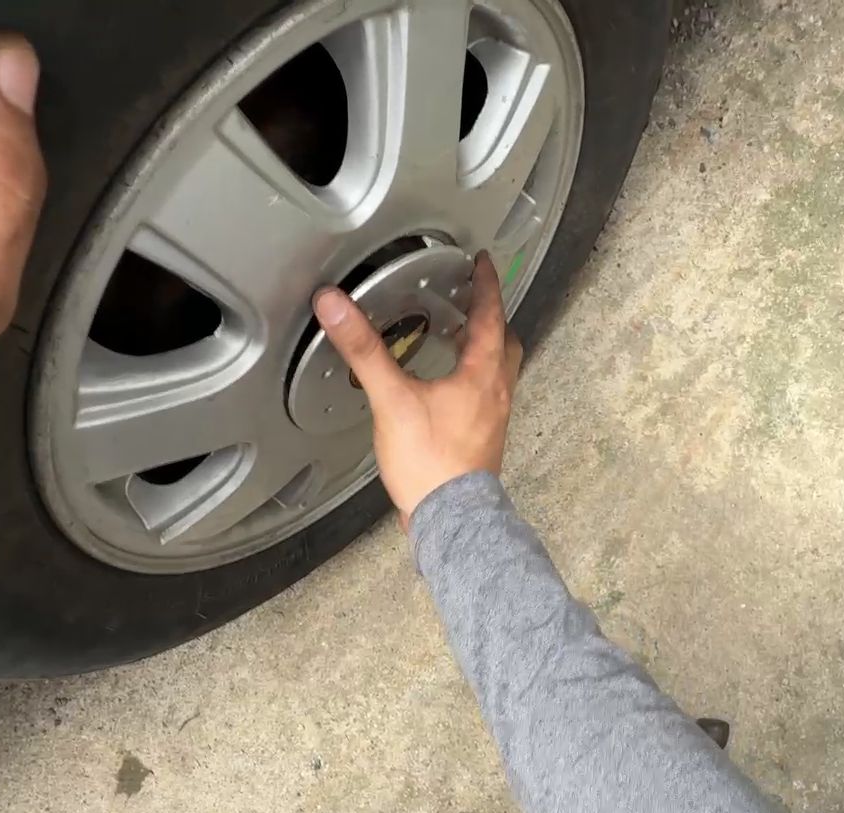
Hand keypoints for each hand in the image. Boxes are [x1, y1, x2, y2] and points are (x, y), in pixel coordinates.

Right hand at [312, 251, 523, 527]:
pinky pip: (489, 397)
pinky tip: (451, 390)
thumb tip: (337, 307)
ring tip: (459, 340)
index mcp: (483, 375)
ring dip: (486, 350)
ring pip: (500, 372)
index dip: (486, 285)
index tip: (483, 264)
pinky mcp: (485, 439)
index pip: (491, 316)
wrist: (450, 518)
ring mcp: (495, 419)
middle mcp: (498, 394)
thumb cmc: (431, 464)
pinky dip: (476, 379)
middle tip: (474, 302)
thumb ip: (364, 350)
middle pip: (505, 344)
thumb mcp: (392, 400)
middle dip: (491, 318)